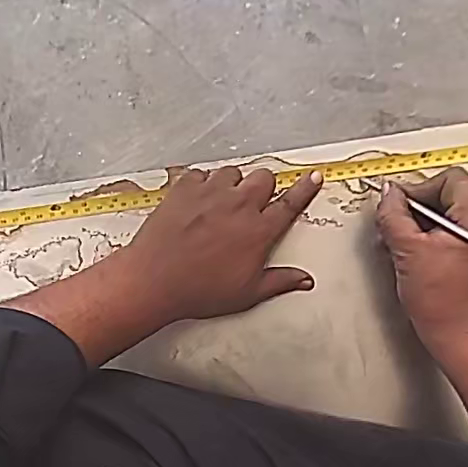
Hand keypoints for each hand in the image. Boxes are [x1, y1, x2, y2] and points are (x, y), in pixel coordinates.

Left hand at [113, 166, 323, 322]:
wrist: (155, 280)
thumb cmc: (198, 290)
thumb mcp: (246, 293)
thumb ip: (279, 281)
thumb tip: (303, 280)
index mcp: (258, 231)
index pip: (290, 204)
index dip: (304, 189)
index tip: (312, 177)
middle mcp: (238, 206)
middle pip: (264, 178)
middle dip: (263, 189)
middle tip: (251, 206)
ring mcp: (211, 193)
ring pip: (233, 173)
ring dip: (232, 185)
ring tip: (221, 206)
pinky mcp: (184, 189)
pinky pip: (201, 174)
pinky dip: (202, 184)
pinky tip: (197, 202)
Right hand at [378, 168, 467, 445]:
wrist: (454, 333)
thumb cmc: (441, 301)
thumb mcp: (408, 251)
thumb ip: (394, 215)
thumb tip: (388, 194)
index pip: (450, 179)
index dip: (418, 188)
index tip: (396, 204)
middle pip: (449, 192)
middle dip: (417, 206)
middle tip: (396, 223)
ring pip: (447, 211)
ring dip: (420, 221)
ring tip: (402, 241)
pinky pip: (449, 229)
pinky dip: (428, 235)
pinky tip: (412, 251)